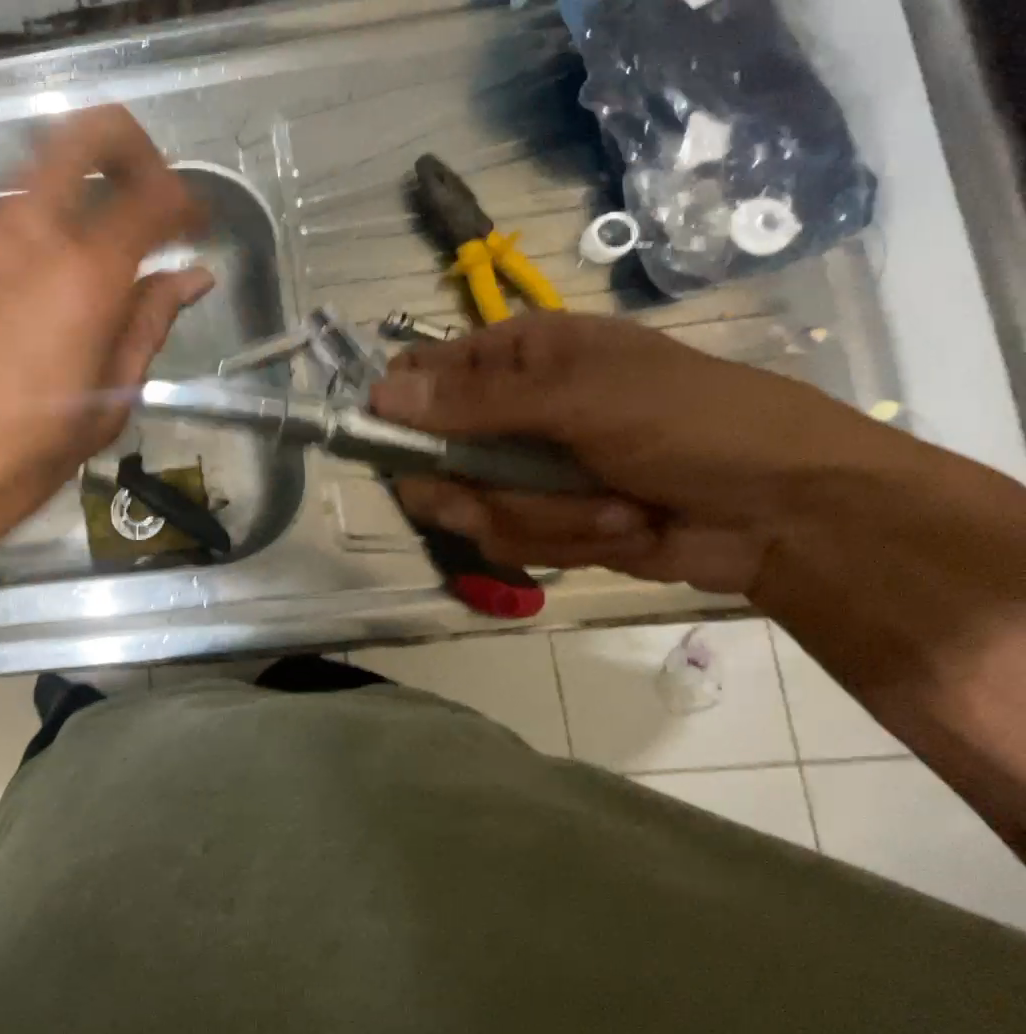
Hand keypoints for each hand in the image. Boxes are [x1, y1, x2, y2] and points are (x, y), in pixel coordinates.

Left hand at [0, 105, 212, 581]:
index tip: (193, 226)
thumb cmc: (9, 467)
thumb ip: (145, 329)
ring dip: (64, 217)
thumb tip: (186, 280)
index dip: (186, 202)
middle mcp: (22, 235)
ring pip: (29, 191)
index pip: (153, 196)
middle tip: (143, 201)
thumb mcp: (99, 411)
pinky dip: (13, 252)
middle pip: (82, 137)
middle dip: (128, 152)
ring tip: (68, 291)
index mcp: (82, 276)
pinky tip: (7, 316)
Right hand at [371, 313, 903, 593]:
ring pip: (465, 508)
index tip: (404, 448)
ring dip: (539, 518)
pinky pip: (507, 542)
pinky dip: (562, 542)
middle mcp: (507, 413)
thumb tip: (377, 395)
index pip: (416, 378)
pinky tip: (621, 528)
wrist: (789, 513)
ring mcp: (525, 472)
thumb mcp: (584, 399)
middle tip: (486, 500)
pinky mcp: (544, 524)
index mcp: (515, 357)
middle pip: (425, 457)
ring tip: (611, 509)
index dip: (396, 413)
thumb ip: (476, 402)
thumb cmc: (696, 425)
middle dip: (465, 488)